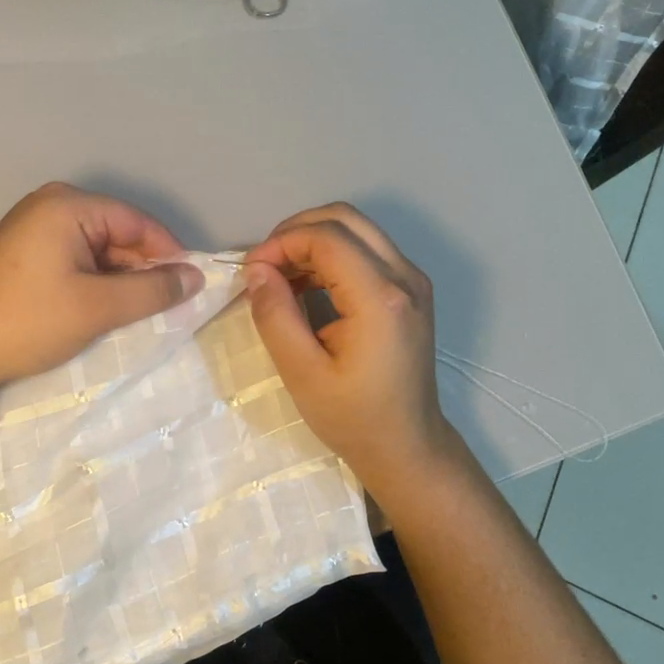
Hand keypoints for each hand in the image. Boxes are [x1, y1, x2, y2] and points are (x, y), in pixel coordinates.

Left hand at [0, 183, 204, 395]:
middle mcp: (48, 205)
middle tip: (165, 306)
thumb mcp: (99, 308)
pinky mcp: (21, 254)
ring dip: (118, 279)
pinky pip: (73, 259)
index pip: (136, 221)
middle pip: (116, 232)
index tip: (190, 287)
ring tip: (135, 313)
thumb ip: (153, 290)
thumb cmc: (30, 323)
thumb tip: (195, 278)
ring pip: (96, 249)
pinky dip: (93, 282)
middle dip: (142, 268)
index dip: (169, 252)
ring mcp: (30, 228)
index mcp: (66, 205)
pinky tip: (101, 310)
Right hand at [244, 204, 456, 494]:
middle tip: (264, 266)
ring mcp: (412, 281)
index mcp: (380, 298)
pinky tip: (306, 286)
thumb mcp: (301, 373)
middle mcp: (404, 277)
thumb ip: (276, 315)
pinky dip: (331, 256)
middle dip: (296, 232)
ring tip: (280, 278)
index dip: (281, 243)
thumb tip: (257, 270)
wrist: (406, 445)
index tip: (251, 271)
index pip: (327, 237)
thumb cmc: (353, 417)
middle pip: (345, 218)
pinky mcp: (410, 290)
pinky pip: (367, 250)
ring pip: (357, 229)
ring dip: (313, 242)